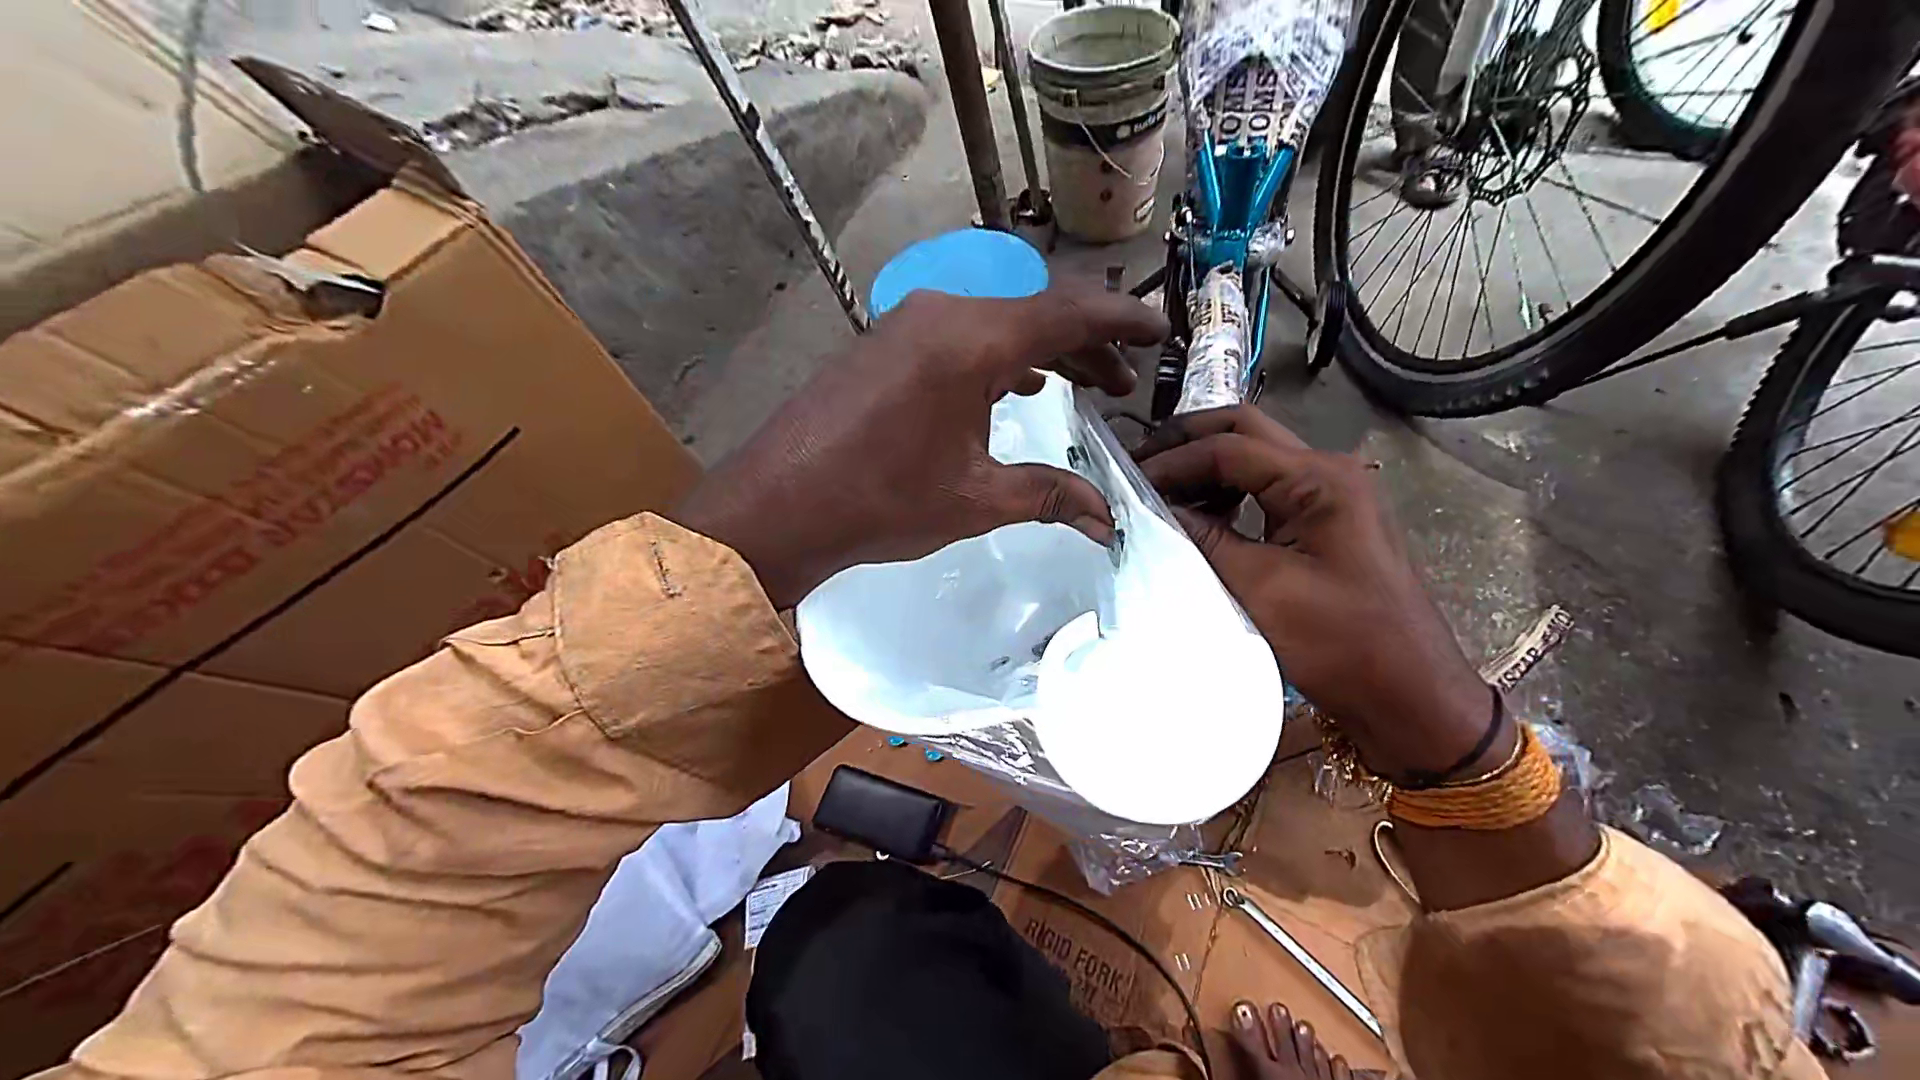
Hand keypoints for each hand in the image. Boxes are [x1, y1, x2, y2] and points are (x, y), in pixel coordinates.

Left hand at [673, 285, 1168, 607]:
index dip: (1122, 321)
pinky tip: (1015, 387)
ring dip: (1043, 348)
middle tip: (1123, 380)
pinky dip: (1000, 353)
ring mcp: (909, 322)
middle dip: (1088, 341)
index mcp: (973, 341)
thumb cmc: (881, 500)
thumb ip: (1050, 496)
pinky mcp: (887, 341)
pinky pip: (962, 332)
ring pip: (998, 319)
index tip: (1159, 332)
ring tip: (1081, 384)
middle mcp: (945, 313)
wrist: (780, 502)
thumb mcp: (977, 500)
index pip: (1070, 311)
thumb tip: (1109, 521)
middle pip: (1037, 309)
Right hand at [1136, 406, 1493, 779]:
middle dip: (1186, 442)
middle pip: (1244, 432)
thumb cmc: (1342, 643)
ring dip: (1203, 467)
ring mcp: (1328, 497)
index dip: (1173, 461)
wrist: (1408, 696)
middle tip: (1137, 465)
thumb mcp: (1264, 588)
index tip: (1126, 481)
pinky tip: (1193, 517)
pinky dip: (1222, 495)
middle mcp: (1327, 473)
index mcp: (1321, 480)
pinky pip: (1262, 492)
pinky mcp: (1321, 524)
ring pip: (1252, 458)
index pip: (1230, 448)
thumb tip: (1153, 509)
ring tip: (1156, 489)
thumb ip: (1206, 539)